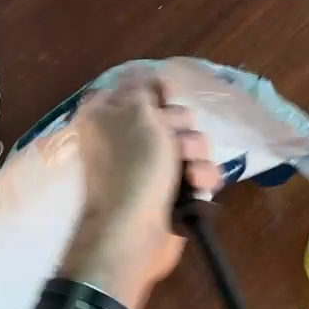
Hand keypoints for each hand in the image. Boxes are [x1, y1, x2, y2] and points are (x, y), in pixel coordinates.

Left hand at [59, 70, 221, 307]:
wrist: (133, 232)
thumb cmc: (132, 167)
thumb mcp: (135, 112)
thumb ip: (141, 86)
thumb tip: (144, 75)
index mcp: (106, 115)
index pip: (137, 88)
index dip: (155, 93)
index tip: (165, 99)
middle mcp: (127, 139)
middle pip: (170, 115)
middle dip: (181, 127)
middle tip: (174, 143)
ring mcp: (150, 167)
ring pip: (190, 144)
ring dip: (196, 154)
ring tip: (189, 171)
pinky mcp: (172, 192)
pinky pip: (197, 173)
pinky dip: (202, 178)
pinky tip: (198, 186)